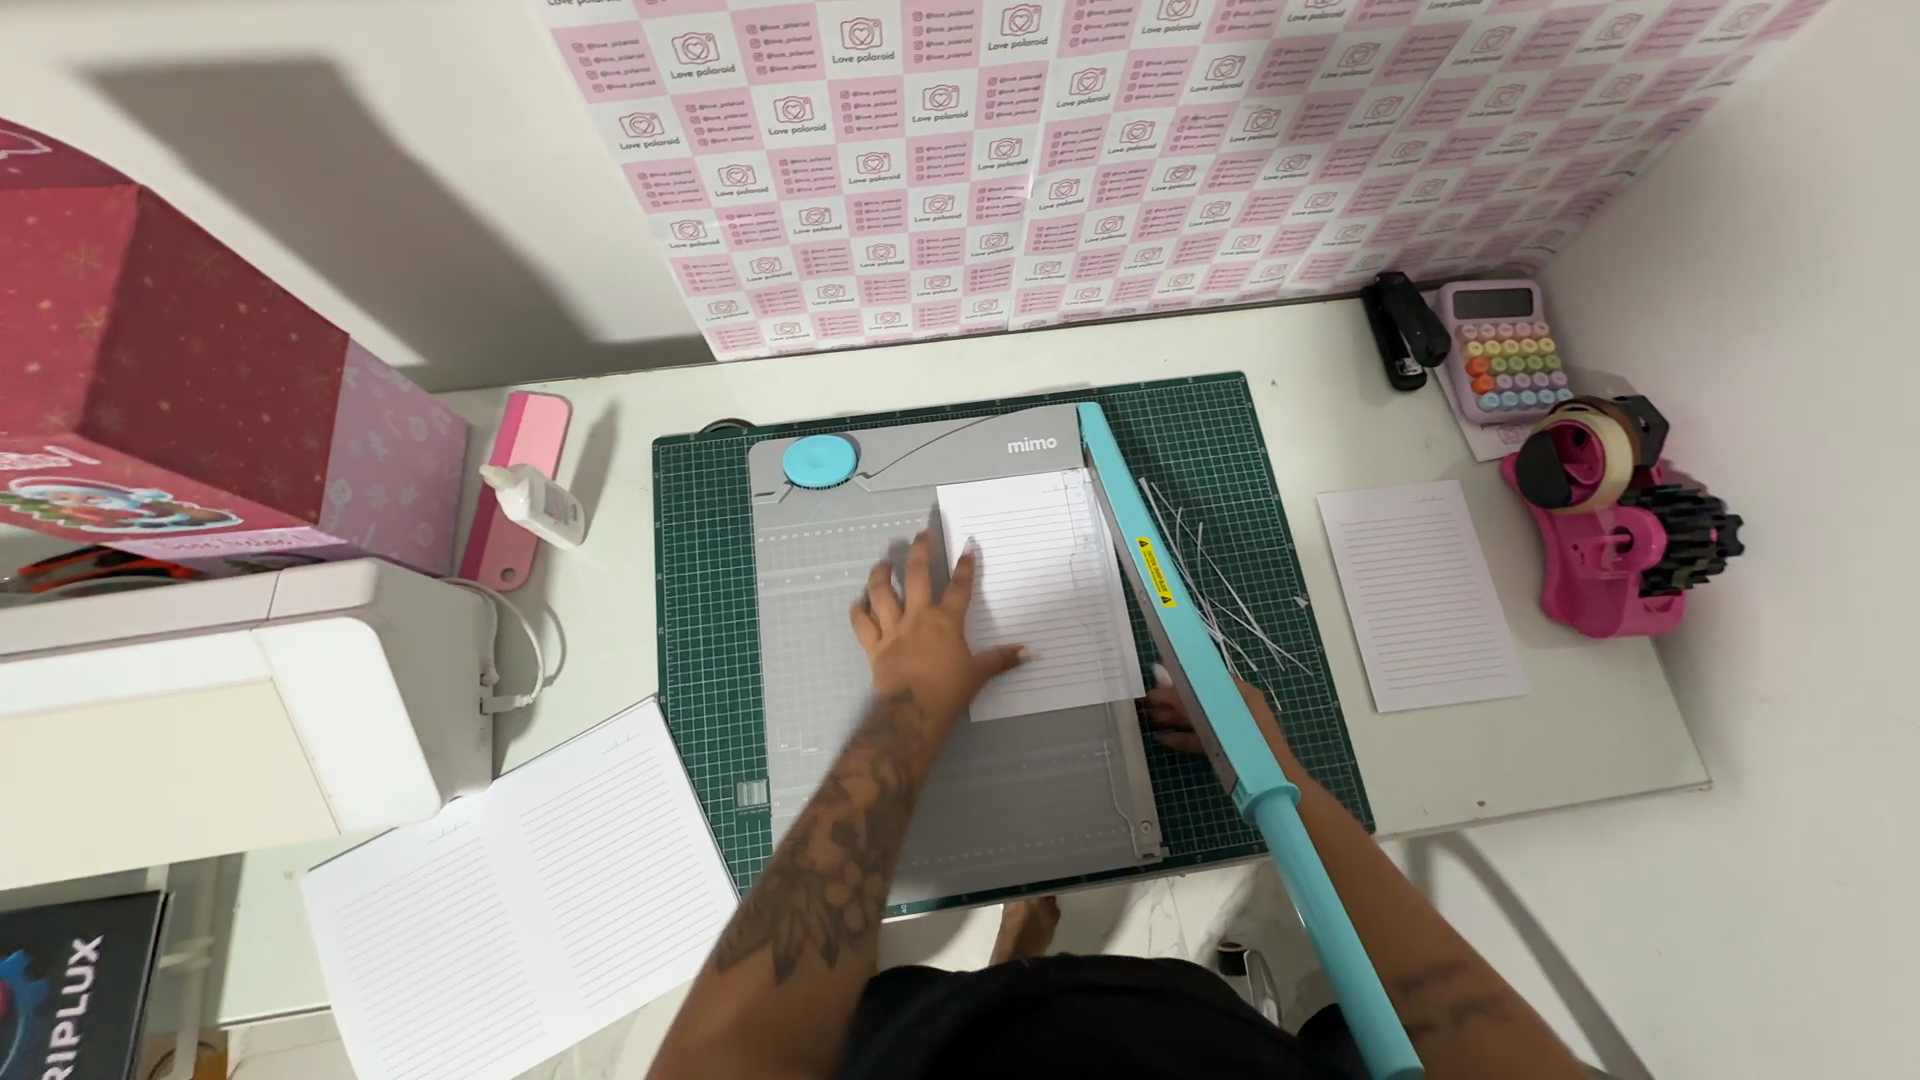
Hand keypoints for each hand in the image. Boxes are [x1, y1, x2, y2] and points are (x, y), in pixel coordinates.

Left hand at [850, 531, 1025, 725]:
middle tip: (920, 533)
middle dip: (919, 551)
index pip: (959, 587)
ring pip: (881, 593)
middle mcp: (918, 617)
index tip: (967, 546)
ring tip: (883, 562)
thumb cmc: (948, 691)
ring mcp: (893, 629)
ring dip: (881, 574)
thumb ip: (1001, 659)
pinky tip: (858, 601)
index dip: (965, 566)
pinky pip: (862, 623)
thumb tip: (1028, 652)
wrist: (913, 711)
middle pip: (916, 576)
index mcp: (946, 621)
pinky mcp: (874, 645)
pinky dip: (858, 611)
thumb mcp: (979, 674)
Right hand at [1144, 674, 1301, 778]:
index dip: (1180, 678)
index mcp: (1240, 693)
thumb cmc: (1248, 740)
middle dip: (1173, 700)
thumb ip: (1188, 696)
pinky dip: (1184, 738)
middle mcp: (1236, 707)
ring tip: (1150, 718)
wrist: (1270, 784)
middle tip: (1148, 702)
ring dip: (1175, 718)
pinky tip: (1163, 739)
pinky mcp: (1227, 749)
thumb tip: (1160, 675)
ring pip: (1199, 719)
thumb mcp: (1216, 711)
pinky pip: (1203, 738)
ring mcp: (1232, 730)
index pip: (1205, 678)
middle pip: (1199, 698)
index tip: (1157, 681)